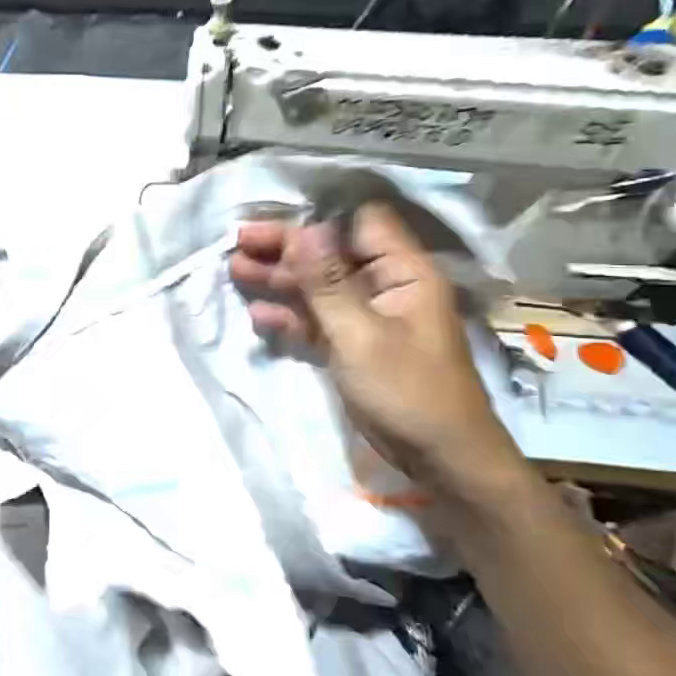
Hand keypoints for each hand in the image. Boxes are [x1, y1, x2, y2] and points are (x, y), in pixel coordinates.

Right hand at [230, 204, 524, 491]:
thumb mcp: (361, 334)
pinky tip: (258, 315)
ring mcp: (368, 317)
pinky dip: (290, 316)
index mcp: (403, 272)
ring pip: (319, 288)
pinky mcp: (353, 345)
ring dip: (280, 280)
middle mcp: (385, 286)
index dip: (319, 218)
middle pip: (331, 255)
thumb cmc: (407, 391)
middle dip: (286, 248)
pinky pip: (318, 321)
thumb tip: (305, 229)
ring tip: (235, 269)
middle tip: (239, 242)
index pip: (361, 224)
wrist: (439, 457)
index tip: (273, 220)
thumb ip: (328, 283)